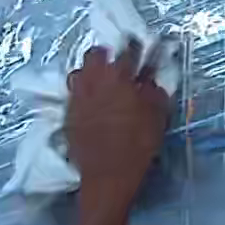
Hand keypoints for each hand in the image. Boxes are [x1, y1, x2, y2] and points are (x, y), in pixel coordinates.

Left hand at [64, 41, 170, 217]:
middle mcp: (93, 81)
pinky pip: (73, 94)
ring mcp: (77, 98)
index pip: (127, 50)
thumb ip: (153, 89)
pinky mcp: (68, 116)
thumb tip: (149, 77)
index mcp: (117, 76)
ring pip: (79, 72)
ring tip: (101, 80)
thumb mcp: (157, 113)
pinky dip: (82, 93)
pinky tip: (91, 102)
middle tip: (117, 62)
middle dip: (106, 53)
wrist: (108, 178)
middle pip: (94, 54)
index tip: (141, 46)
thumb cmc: (138, 143)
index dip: (135, 46)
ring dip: (90, 72)